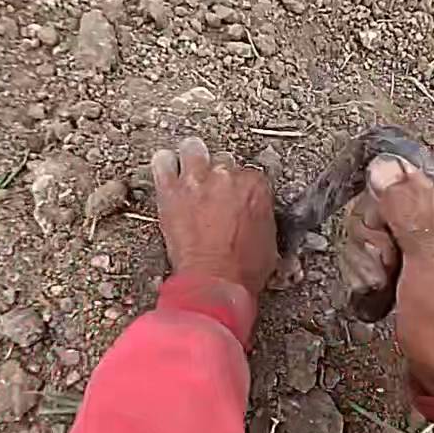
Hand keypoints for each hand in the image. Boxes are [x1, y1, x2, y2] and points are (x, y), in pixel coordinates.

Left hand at [151, 137, 277, 296]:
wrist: (215, 282)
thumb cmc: (243, 268)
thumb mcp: (269, 241)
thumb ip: (263, 217)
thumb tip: (258, 218)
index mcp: (256, 186)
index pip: (254, 170)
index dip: (245, 182)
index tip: (240, 190)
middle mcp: (228, 176)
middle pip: (224, 160)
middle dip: (220, 174)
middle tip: (216, 189)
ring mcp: (197, 181)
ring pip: (194, 150)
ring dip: (194, 157)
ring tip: (191, 166)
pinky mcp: (171, 191)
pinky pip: (164, 163)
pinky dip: (165, 165)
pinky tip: (167, 168)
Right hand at [345, 155, 433, 392]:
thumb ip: (414, 214)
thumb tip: (388, 164)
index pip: (422, 172)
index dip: (394, 191)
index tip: (384, 223)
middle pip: (395, 197)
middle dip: (377, 230)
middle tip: (387, 262)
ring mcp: (433, 248)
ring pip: (381, 226)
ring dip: (369, 255)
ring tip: (383, 284)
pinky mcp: (415, 268)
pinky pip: (380, 252)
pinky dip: (370, 271)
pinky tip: (377, 292)